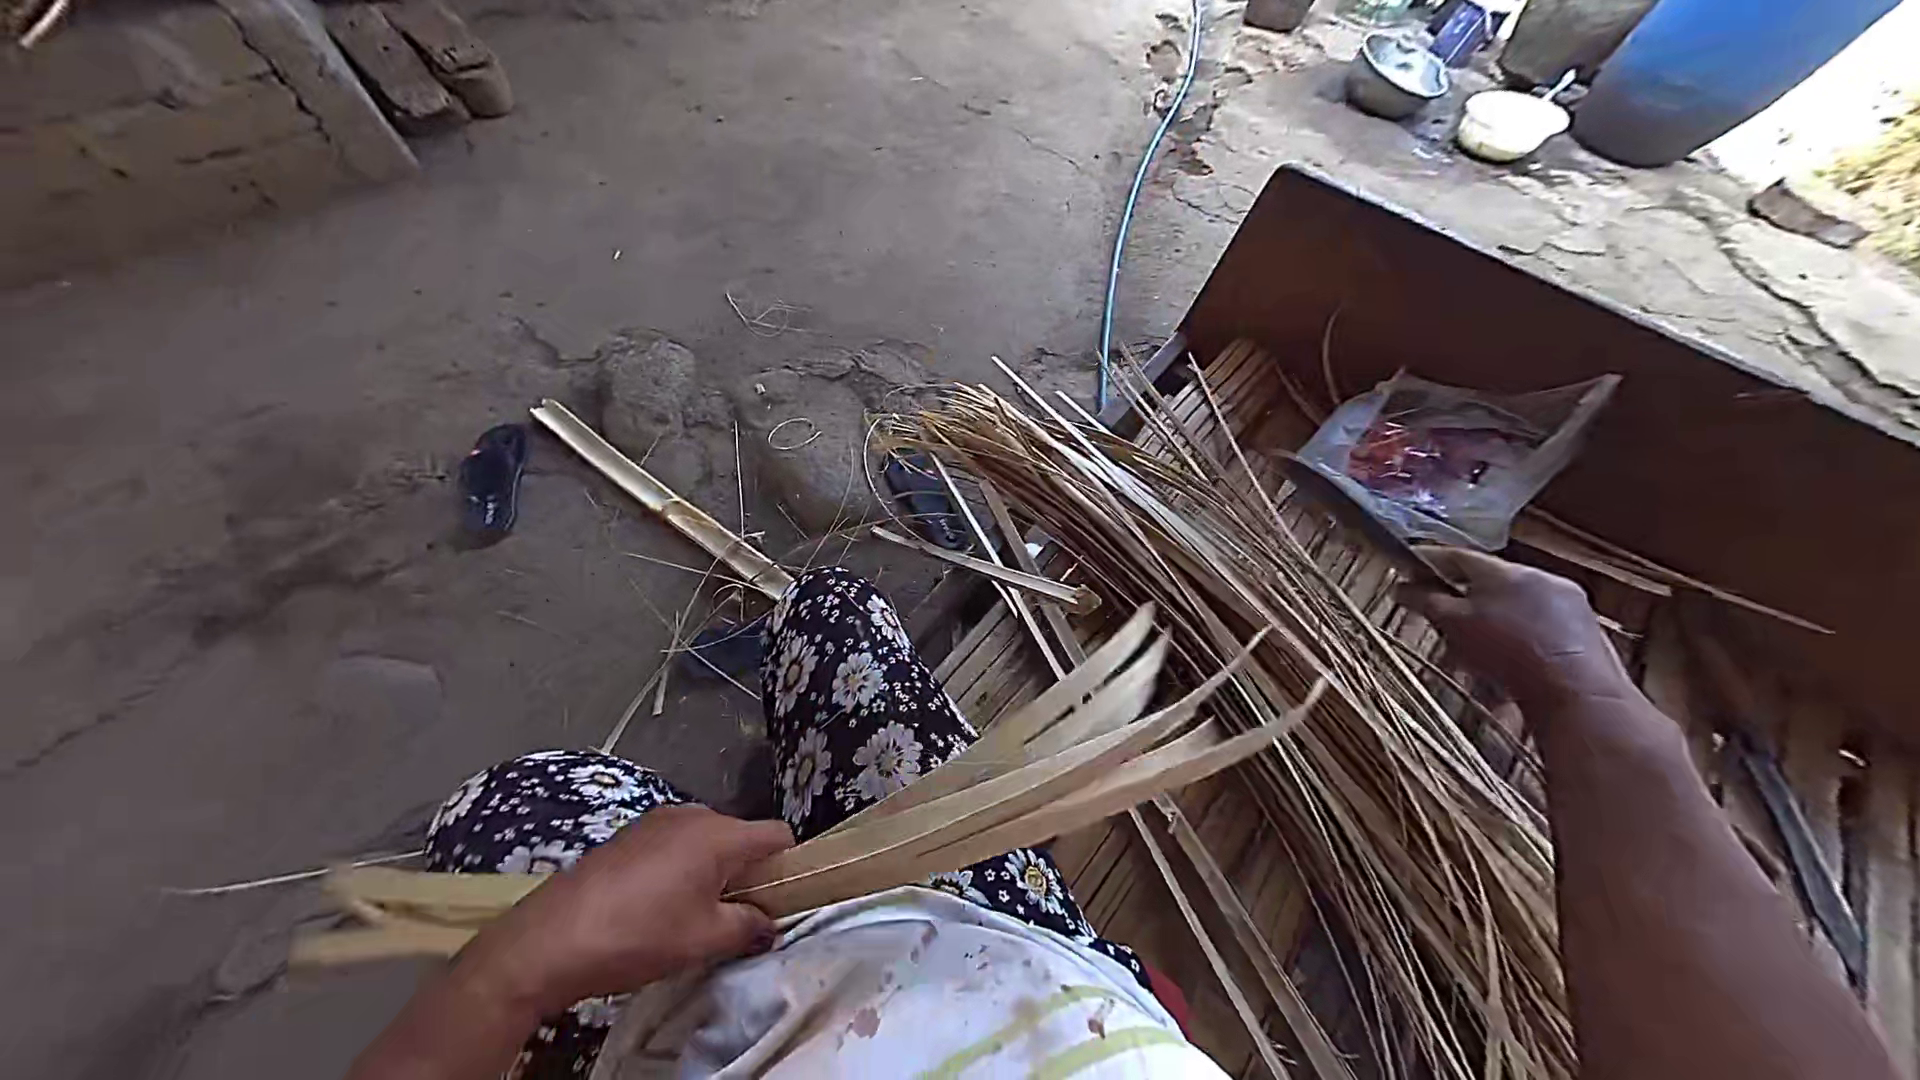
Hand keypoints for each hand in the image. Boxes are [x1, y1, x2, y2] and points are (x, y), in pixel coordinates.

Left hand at [460, 804, 793, 1015]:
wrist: (546, 940)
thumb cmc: (637, 935)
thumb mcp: (703, 941)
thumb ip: (748, 927)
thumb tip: (769, 925)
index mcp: (721, 834)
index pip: (778, 833)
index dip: (788, 863)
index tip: (778, 897)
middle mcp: (695, 815)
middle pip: (742, 836)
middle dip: (746, 871)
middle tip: (731, 914)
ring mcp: (659, 819)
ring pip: (707, 840)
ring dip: (712, 869)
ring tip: (688, 912)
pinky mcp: (631, 832)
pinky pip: (676, 842)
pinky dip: (681, 866)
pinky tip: (654, 903)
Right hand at [1397, 548, 1631, 710]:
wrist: (1576, 692)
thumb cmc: (1506, 651)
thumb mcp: (1452, 624)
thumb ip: (1424, 600)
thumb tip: (1401, 587)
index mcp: (1505, 571)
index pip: (1455, 555)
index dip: (1426, 561)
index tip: (1406, 569)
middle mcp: (1539, 577)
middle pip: (1485, 578)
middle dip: (1456, 593)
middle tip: (1433, 610)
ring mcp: (1567, 601)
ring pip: (1510, 600)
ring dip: (1484, 614)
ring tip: (1467, 640)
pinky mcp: (1583, 627)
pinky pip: (1534, 619)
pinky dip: (1511, 629)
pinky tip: (1502, 654)